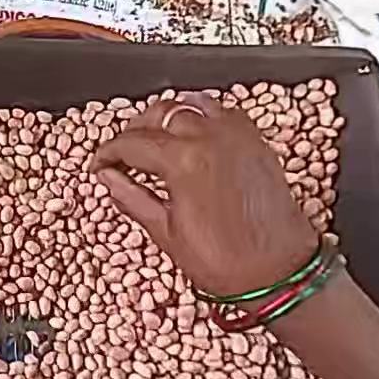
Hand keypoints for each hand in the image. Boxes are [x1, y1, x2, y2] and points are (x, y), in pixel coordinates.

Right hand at [87, 93, 318, 296]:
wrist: (279, 272)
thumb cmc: (225, 260)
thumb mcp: (164, 231)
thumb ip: (131, 197)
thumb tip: (108, 178)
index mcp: (183, 162)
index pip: (131, 143)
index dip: (107, 153)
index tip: (99, 165)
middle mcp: (210, 139)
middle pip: (157, 115)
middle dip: (132, 132)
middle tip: (120, 155)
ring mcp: (236, 137)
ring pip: (188, 106)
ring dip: (163, 119)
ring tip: (150, 142)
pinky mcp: (254, 143)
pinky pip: (220, 112)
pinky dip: (197, 116)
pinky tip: (188, 134)